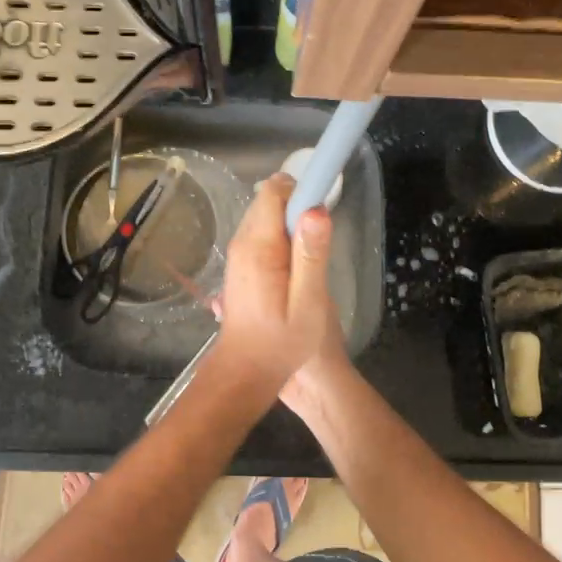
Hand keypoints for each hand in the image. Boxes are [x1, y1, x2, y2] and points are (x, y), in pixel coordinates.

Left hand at [211, 173, 340, 399]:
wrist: (246, 370)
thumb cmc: (281, 343)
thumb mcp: (308, 303)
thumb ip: (311, 256)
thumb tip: (315, 210)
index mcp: (258, 247)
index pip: (274, 191)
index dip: (301, 192)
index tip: (322, 215)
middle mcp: (242, 242)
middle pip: (270, 200)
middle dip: (298, 210)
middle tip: (320, 245)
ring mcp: (238, 252)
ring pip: (266, 216)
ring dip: (291, 225)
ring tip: (309, 261)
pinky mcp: (241, 263)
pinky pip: (262, 233)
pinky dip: (281, 239)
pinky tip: (294, 270)